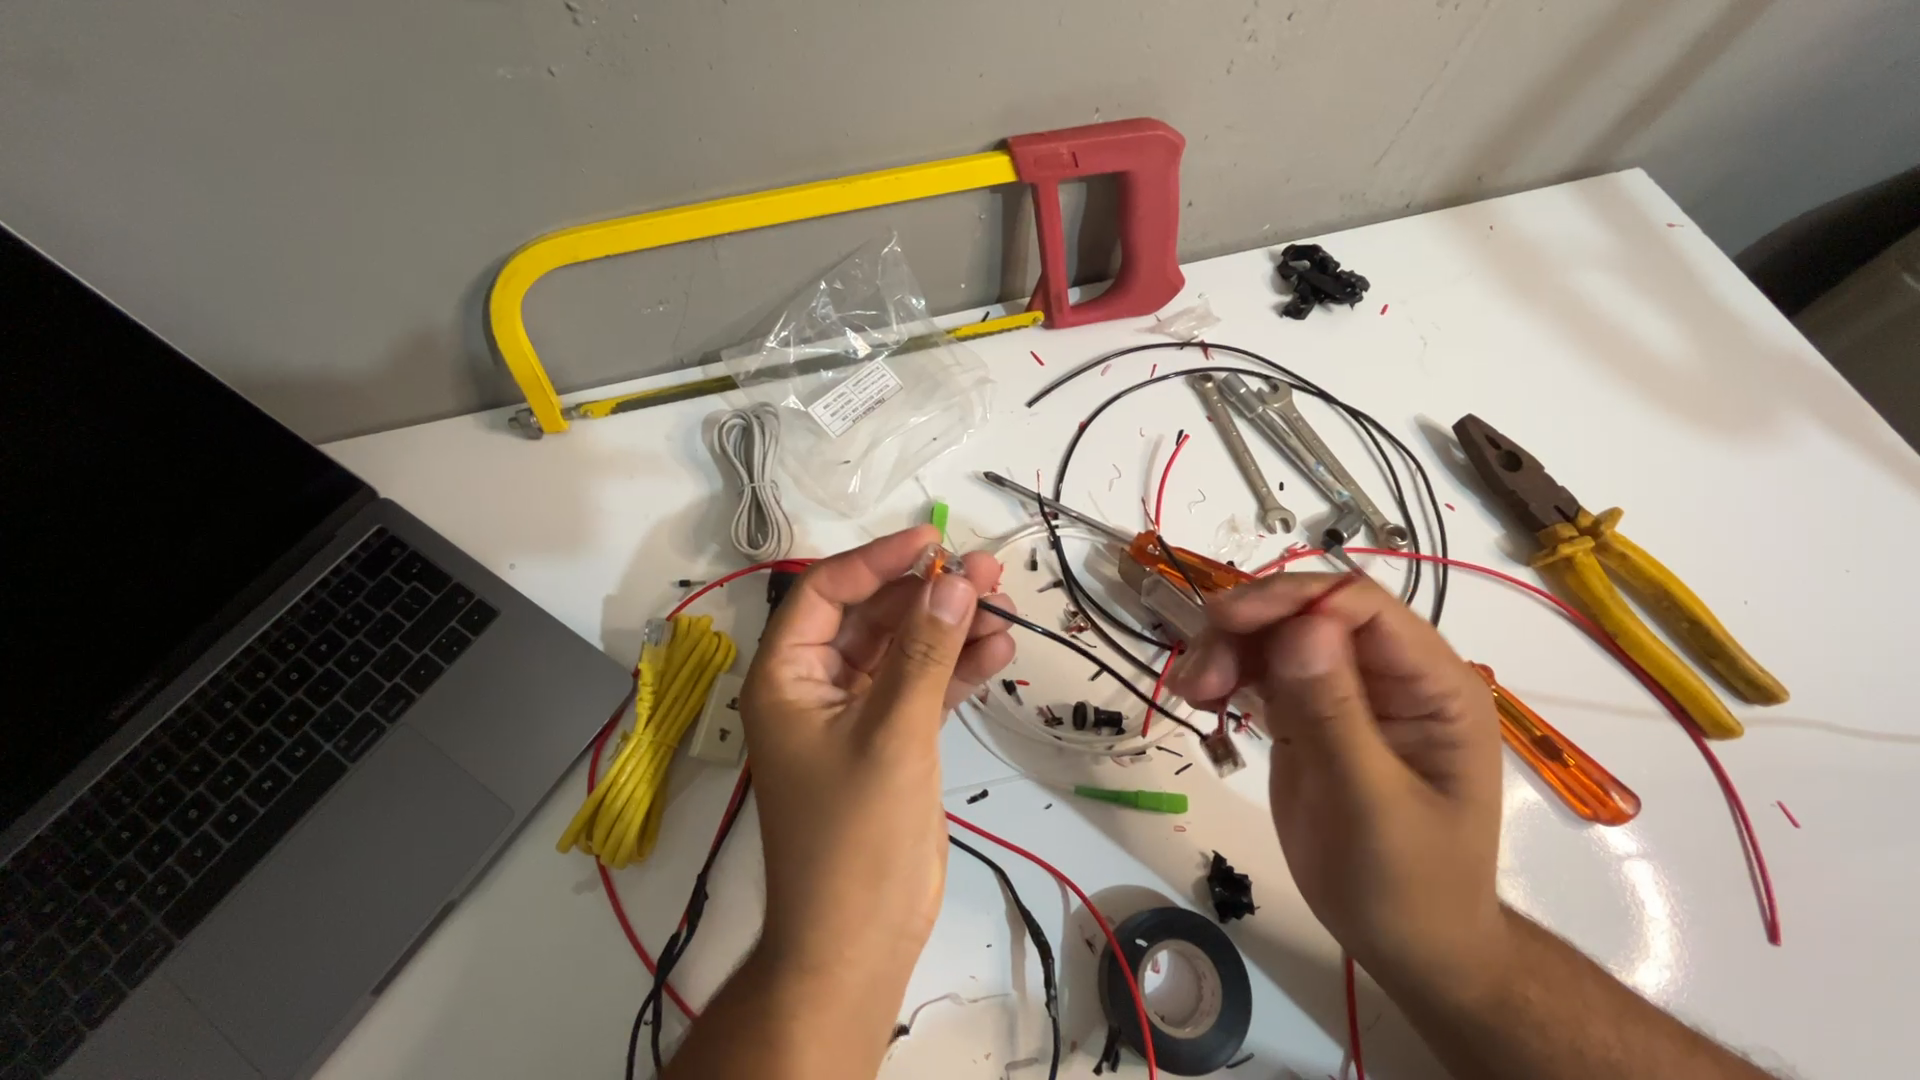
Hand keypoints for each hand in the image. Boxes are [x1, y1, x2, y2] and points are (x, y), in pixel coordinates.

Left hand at [740, 526, 1015, 987]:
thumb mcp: (891, 734)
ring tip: (1006, 606)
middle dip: (927, 594)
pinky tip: (999, 651)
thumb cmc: (855, 837)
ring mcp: (855, 715)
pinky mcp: (890, 741)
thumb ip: (924, 654)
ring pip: (904, 650)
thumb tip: (955, 581)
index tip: (933, 541)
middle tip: (987, 573)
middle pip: (871, 617)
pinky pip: (923, 688)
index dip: (877, 559)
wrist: (857, 940)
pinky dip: (957, 670)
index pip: (826, 593)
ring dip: (951, 629)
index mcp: (786, 677)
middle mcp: (815, 687)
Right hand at [1168, 572, 1503, 991]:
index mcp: (1433, 685)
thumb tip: (1301, 628)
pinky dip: (1227, 674)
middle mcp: (1391, 675)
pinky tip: (1203, 698)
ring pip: (1277, 637)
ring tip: (1193, 693)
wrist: (1403, 942)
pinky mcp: (1309, 714)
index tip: (1224, 620)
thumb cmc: (1408, 885)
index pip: (1361, 608)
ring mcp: (1348, 692)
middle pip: (1309, 614)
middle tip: (1198, 679)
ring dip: (1227, 651)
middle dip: (1248, 630)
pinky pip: (1263, 671)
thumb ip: (1335, 714)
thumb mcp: (1372, 804)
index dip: (1292, 600)